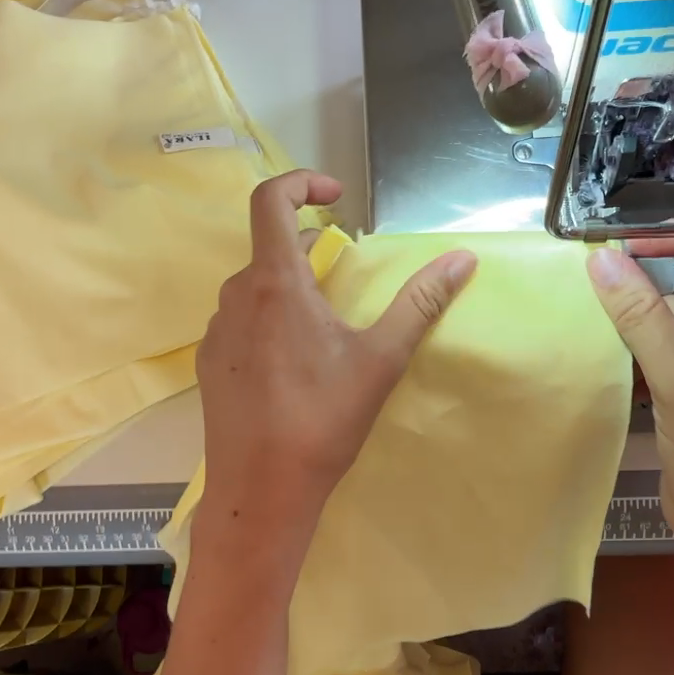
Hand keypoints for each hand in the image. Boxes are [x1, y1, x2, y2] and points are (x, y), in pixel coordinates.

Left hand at [196, 171, 476, 547]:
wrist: (261, 492)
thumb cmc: (323, 420)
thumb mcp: (381, 359)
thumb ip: (421, 302)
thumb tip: (463, 258)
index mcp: (275, 283)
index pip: (269, 200)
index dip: (301, 182)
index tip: (336, 196)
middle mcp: (236, 297)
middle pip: (268, 246)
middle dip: (308, 245)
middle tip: (344, 272)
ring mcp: (216, 332)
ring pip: (254, 286)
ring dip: (289, 285)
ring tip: (324, 322)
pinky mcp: (210, 363)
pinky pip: (240, 320)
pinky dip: (267, 318)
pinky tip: (292, 363)